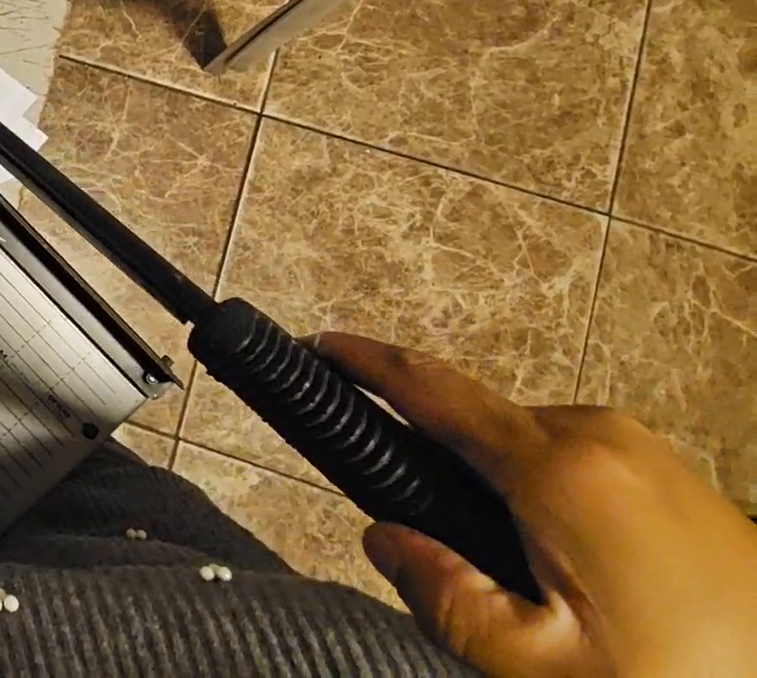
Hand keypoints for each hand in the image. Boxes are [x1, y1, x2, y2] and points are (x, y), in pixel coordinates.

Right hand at [312, 332, 756, 675]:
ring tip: (495, 551)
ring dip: (483, 470)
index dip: (363, 360)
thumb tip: (384, 539)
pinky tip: (554, 553)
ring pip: (520, 438)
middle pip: (472, 416)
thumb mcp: (539, 668)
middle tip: (415, 514)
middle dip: (427, 444)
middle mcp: (598, 436)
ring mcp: (646, 452)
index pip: (429, 388)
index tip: (313, 344)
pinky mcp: (677, 478)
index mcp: (558, 466)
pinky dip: (531, 482)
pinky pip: (569, 457)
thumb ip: (442, 594)